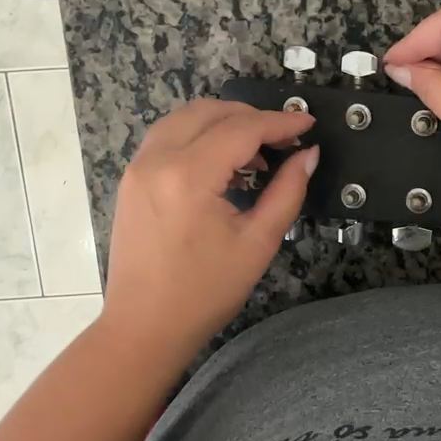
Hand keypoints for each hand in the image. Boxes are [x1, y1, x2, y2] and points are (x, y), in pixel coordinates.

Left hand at [101, 99, 318, 353]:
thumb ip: (287, 192)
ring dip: (222, 123)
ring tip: (256, 153)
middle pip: (209, 112)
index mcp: (188, 176)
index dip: (280, 122)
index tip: (308, 124)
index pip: (241, 129)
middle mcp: (157, 160)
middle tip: (285, 139)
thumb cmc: (204, 292)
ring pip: (184, 119)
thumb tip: (307, 155)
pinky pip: (167, 138)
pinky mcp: (131, 180)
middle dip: (252, 117)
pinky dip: (197, 136)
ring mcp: (138, 168)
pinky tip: (223, 164)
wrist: (144, 327)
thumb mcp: (257, 243)